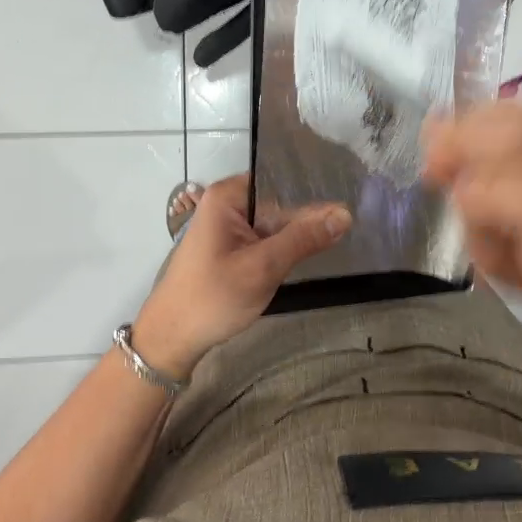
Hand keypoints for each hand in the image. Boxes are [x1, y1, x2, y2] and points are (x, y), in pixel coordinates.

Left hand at [131, 175, 350, 378]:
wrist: (171, 339)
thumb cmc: (213, 298)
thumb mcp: (263, 267)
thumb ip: (304, 239)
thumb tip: (345, 214)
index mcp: (227, 196)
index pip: (281, 182)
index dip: (313, 193)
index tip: (349, 202)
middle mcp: (225, 204)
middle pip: (279, 202)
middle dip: (308, 216)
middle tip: (350, 224)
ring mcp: (227, 228)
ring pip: (274, 224)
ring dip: (297, 235)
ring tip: (340, 235)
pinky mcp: (230, 250)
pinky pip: (263, 240)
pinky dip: (283, 248)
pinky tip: (308, 253)